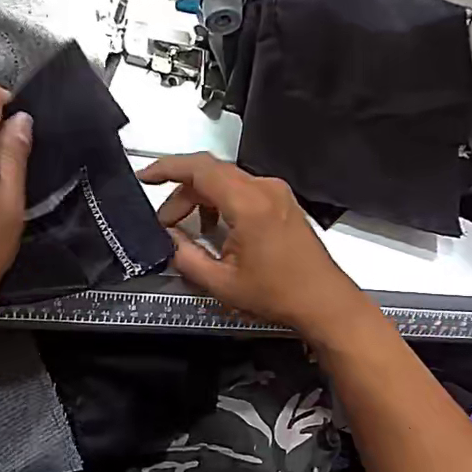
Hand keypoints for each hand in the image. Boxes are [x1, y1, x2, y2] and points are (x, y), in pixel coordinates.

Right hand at [137, 153, 364, 337]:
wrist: (325, 302)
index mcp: (249, 204)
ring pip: (223, 179)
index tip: (146, 176)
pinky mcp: (280, 200)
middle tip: (165, 222)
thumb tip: (167, 239)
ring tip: (186, 227)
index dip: (167, 169)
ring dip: (199, 198)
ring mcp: (275, 192)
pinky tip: (213, 228)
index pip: (199, 169)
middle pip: (209, 173)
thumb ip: (185, 257)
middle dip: (180, 193)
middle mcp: (264, 189)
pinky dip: (218, 201)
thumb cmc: (281, 294)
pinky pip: (240, 188)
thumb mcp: (220, 283)